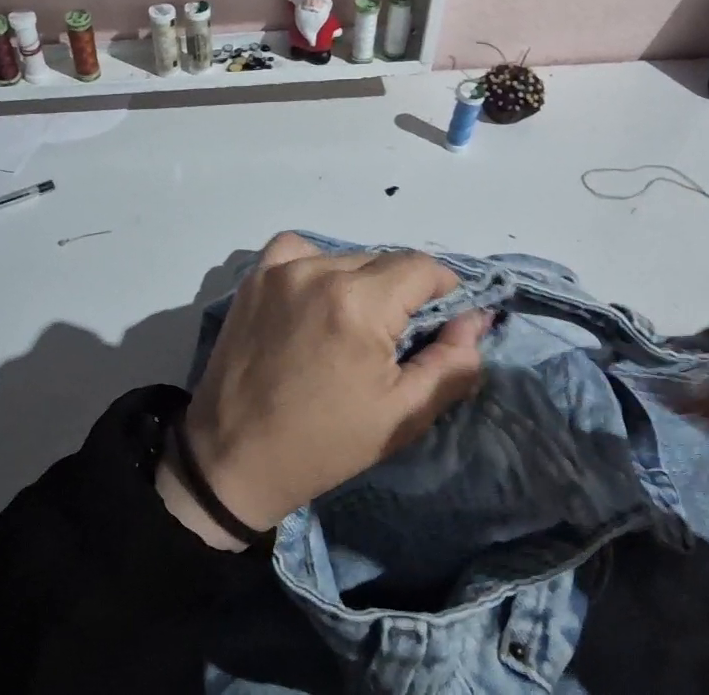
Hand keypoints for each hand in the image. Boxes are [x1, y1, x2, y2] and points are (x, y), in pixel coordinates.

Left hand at [157, 233, 488, 550]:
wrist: (233, 458)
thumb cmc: (324, 444)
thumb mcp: (402, 415)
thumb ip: (451, 362)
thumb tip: (476, 319)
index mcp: (359, 303)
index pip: (423, 267)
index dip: (445, 292)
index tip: (442, 324)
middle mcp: (319, 270)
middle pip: (386, 261)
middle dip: (404, 293)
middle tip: (396, 339)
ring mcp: (280, 270)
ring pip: (346, 257)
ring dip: (362, 282)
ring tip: (353, 327)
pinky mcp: (254, 278)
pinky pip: (299, 250)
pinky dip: (317, 265)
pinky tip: (317, 299)